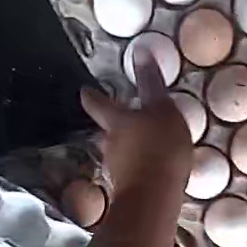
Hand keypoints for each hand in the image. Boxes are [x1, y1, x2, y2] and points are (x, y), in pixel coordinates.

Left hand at [81, 44, 190, 206]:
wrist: (154, 197)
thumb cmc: (159, 149)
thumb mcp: (163, 110)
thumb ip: (152, 83)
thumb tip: (140, 49)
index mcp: (117, 122)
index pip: (99, 104)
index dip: (92, 96)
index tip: (84, 91)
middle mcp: (110, 145)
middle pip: (106, 133)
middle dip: (111, 128)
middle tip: (120, 125)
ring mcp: (117, 171)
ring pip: (118, 155)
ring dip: (127, 152)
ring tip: (144, 151)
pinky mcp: (127, 191)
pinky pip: (132, 176)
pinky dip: (139, 172)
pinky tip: (152, 174)